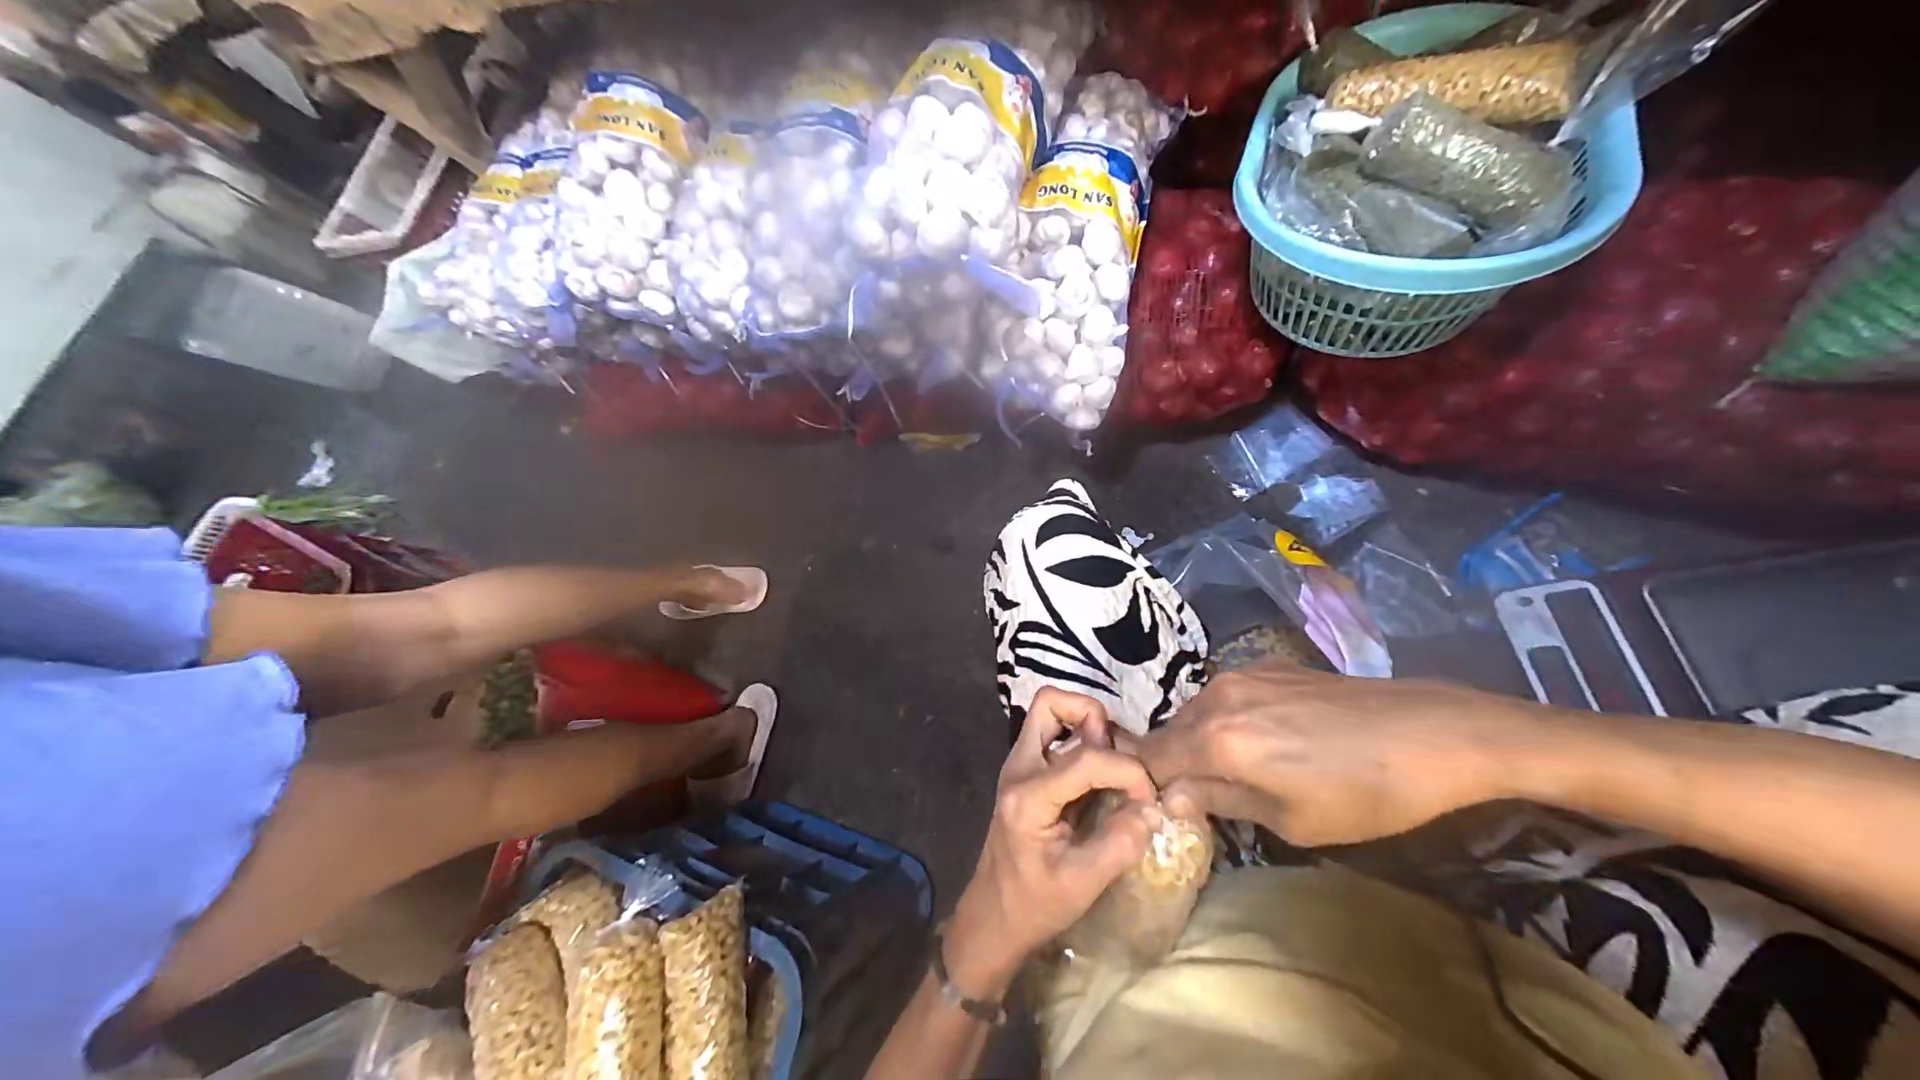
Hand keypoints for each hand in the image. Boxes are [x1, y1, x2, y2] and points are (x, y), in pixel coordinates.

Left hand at [947, 689, 1159, 996]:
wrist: (993, 916)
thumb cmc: (1033, 904)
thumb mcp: (1082, 884)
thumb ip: (1120, 843)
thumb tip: (1153, 810)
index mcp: (1028, 795)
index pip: (1087, 757)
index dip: (1128, 770)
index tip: (1149, 800)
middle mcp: (1019, 767)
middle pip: (1051, 704)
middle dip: (1094, 718)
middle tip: (1119, 760)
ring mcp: (1019, 766)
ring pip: (1050, 713)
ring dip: (1087, 726)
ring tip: (1112, 766)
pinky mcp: (1027, 773)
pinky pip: (1054, 735)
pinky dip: (1081, 741)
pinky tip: (1101, 777)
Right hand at [1140, 662, 1549, 846]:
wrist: (1436, 733)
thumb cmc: (1366, 794)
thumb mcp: (1293, 822)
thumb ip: (1221, 802)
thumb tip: (1173, 796)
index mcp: (1216, 741)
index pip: (1151, 761)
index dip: (1150, 786)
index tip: (1168, 808)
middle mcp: (1217, 698)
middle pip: (1170, 733)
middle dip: (1175, 764)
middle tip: (1205, 796)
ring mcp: (1242, 675)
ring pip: (1197, 712)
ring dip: (1202, 740)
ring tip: (1240, 769)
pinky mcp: (1269, 665)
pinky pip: (1227, 697)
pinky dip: (1229, 720)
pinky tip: (1270, 738)